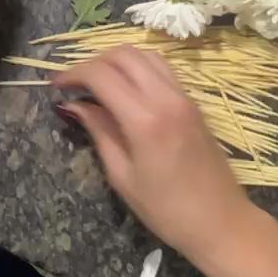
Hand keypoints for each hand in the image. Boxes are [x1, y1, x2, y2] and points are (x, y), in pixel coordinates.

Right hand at [53, 47, 257, 256]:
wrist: (221, 222)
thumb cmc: (167, 210)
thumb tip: (74, 105)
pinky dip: (138, 66)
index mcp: (145, 119)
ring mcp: (184, 96)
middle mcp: (166, 97)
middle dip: (93, 62)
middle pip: (123, 54)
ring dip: (116, 60)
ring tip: (97, 82)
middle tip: (74, 83)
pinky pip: (161, 67)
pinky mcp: (193, 101)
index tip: (56, 86)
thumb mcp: (122, 176)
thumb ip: (99, 132)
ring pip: (145, 54)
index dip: (73, 74)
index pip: (102, 75)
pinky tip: (125, 87)